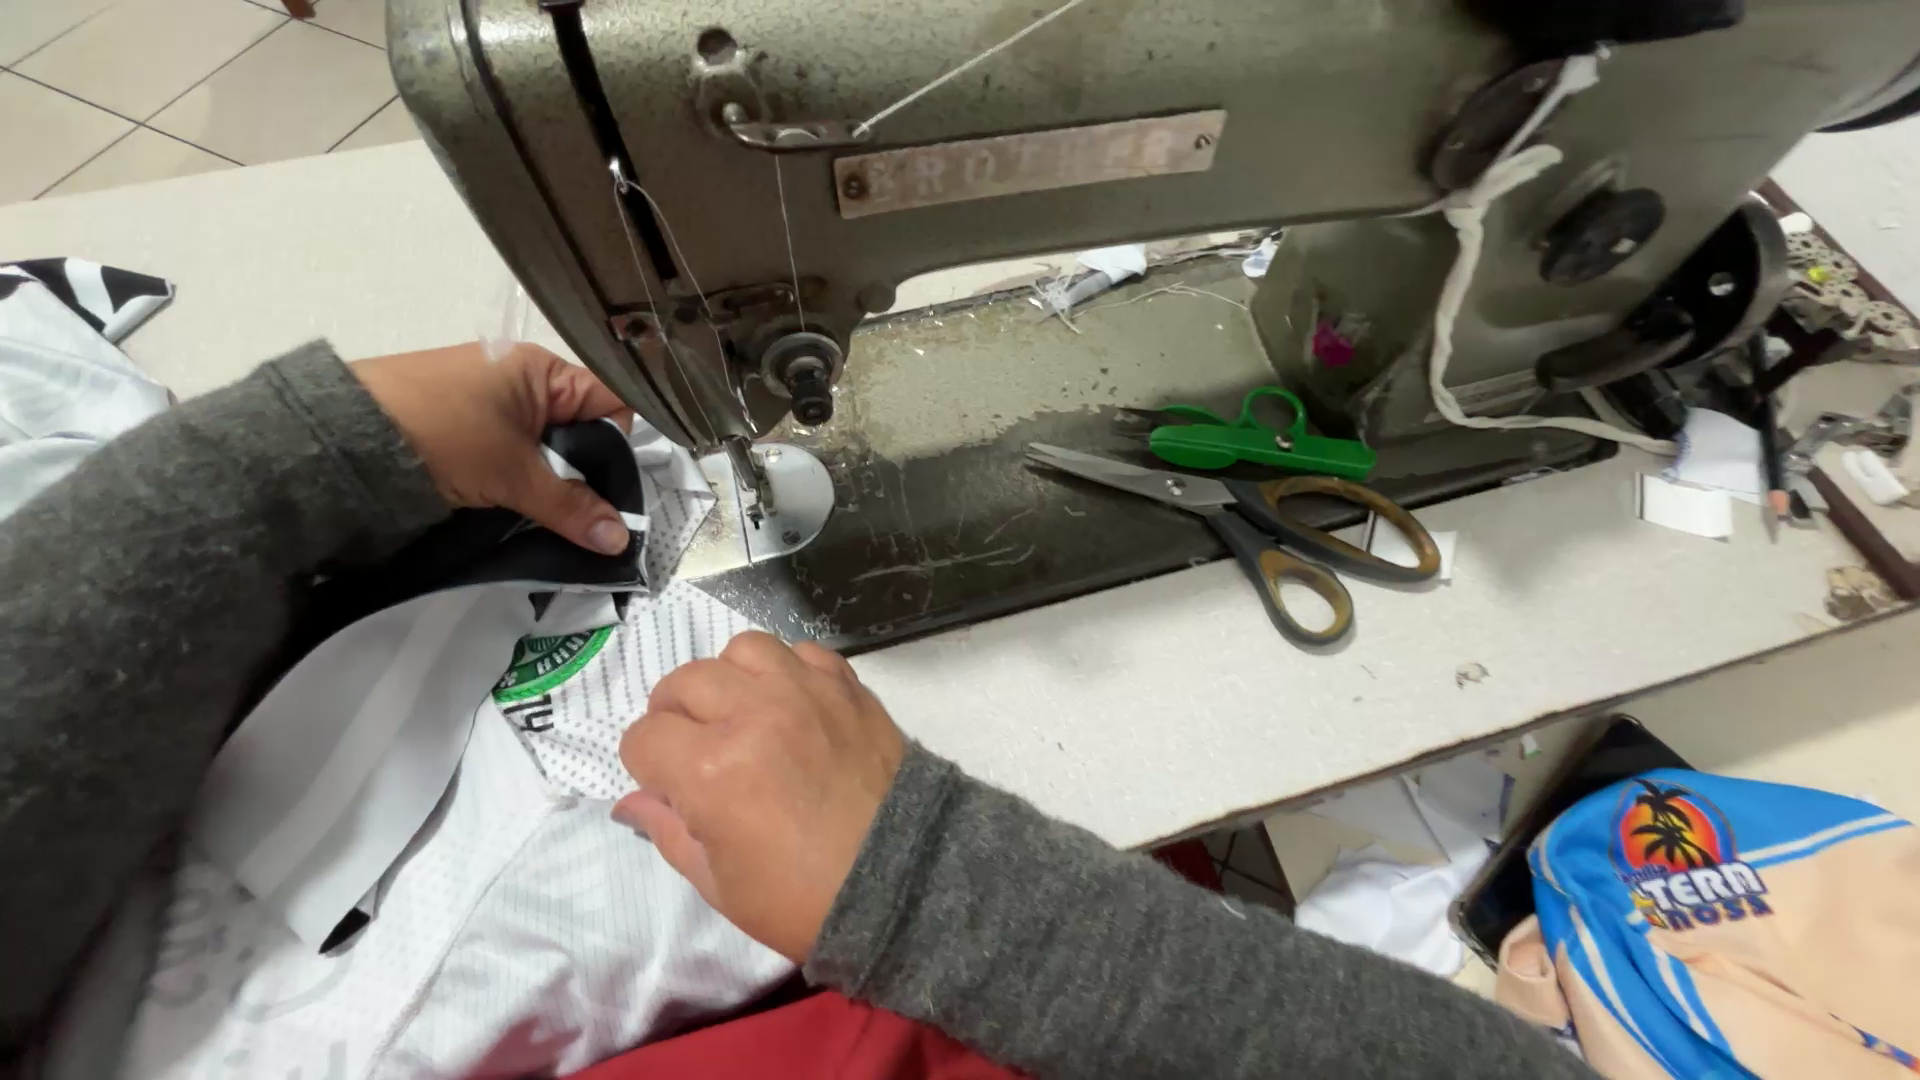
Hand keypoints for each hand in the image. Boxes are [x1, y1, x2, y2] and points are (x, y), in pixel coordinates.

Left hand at [352, 342, 633, 554]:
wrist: (332, 441)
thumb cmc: (439, 436)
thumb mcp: (513, 475)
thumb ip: (572, 507)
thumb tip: (621, 540)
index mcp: (542, 370)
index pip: (612, 402)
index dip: (623, 443)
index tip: (617, 485)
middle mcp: (523, 378)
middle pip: (584, 426)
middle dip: (590, 469)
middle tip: (595, 509)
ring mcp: (495, 401)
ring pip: (552, 444)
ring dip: (557, 478)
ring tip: (562, 512)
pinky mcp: (470, 425)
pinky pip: (522, 451)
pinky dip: (530, 478)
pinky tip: (530, 502)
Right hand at [613, 632, 906, 961]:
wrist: (902, 876)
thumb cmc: (803, 896)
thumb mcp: (719, 884)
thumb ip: (668, 830)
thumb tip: (633, 800)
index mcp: (713, 769)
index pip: (645, 737)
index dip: (646, 763)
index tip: (668, 782)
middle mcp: (755, 713)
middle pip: (686, 681)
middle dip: (675, 713)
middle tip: (695, 745)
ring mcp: (805, 691)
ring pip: (744, 649)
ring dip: (730, 677)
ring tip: (742, 712)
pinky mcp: (846, 684)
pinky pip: (802, 652)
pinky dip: (786, 669)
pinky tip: (791, 703)